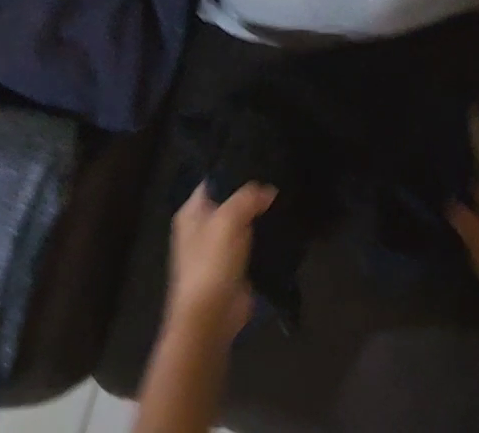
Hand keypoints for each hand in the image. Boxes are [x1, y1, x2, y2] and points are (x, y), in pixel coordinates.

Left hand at [166, 182, 276, 344]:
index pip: (214, 181)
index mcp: (192, 212)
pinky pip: (252, 244)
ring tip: (286, 200)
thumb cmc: (211, 263)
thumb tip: (268, 191)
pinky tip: (283, 227)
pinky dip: (265, 238)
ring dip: (260, 217)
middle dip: (252, 195)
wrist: (211, 316)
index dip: (236, 172)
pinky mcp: (234, 266)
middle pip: (230, 202)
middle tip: (279, 181)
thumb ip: (247, 198)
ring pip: (244, 223)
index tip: (263, 163)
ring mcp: (218, 248)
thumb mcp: (228, 220)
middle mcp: (202, 227)